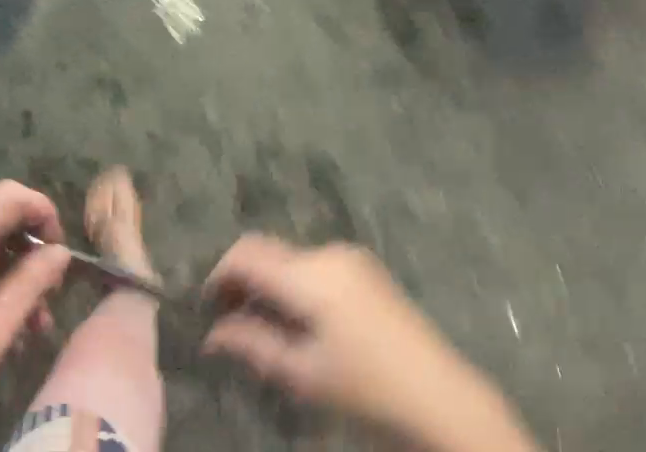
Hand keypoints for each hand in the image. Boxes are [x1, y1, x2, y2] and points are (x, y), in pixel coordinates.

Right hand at [201, 236, 537, 451]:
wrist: (441, 394)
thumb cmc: (366, 386)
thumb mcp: (303, 373)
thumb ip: (252, 345)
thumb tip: (212, 334)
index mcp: (311, 274)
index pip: (247, 253)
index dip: (218, 274)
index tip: (204, 305)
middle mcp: (328, 252)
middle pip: (268, 251)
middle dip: (241, 278)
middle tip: (226, 318)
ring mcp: (351, 257)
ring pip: (290, 258)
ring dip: (268, 282)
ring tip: (260, 324)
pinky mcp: (365, 268)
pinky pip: (313, 264)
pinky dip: (293, 282)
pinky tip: (296, 318)